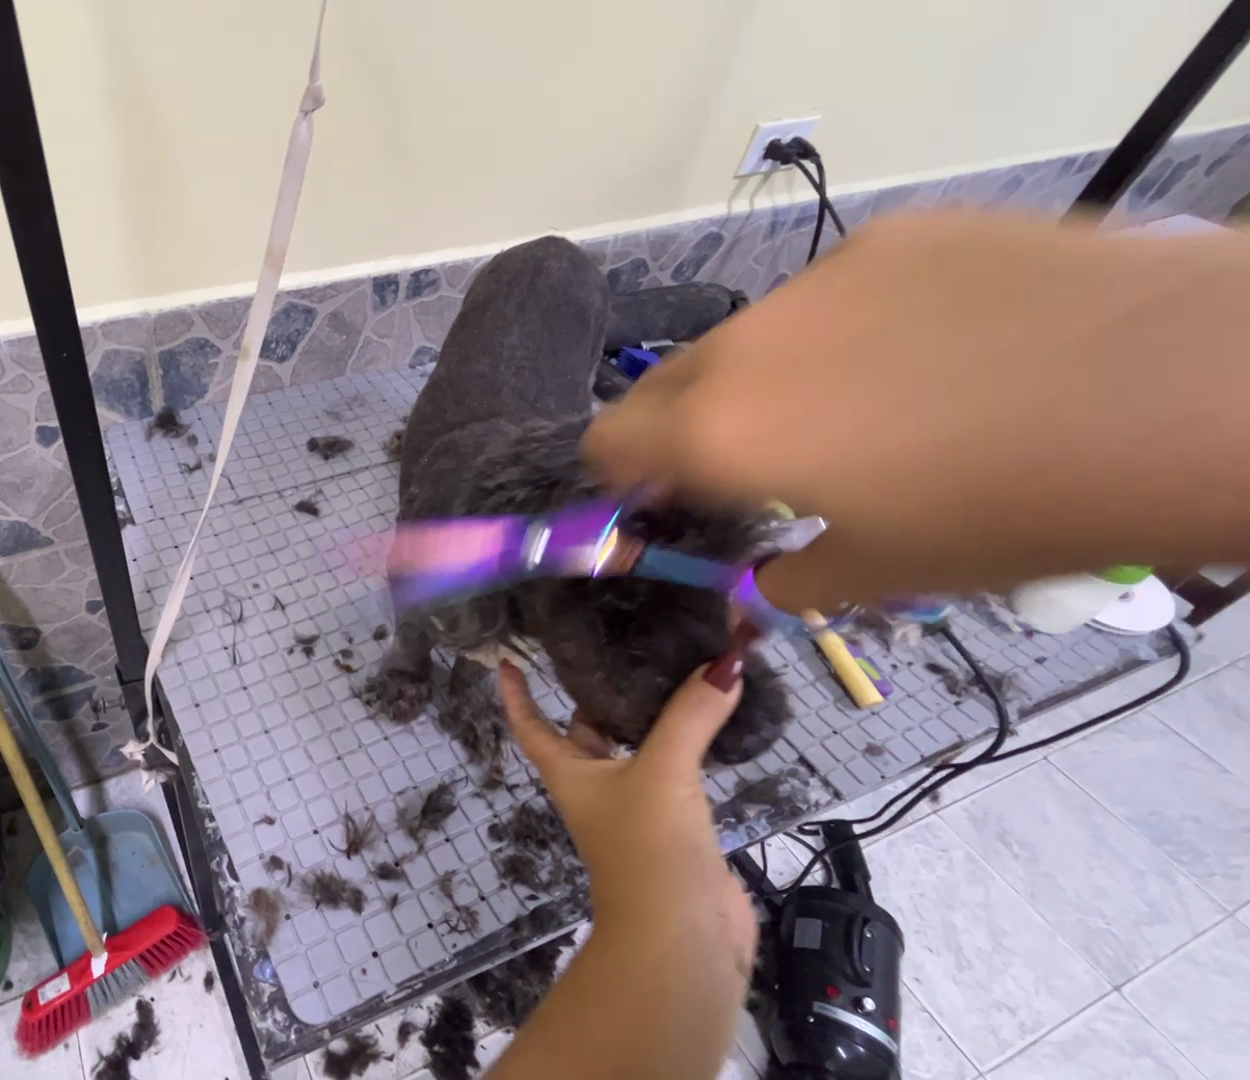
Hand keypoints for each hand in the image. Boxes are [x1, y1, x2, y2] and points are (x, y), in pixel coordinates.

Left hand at [497, 661, 754, 1079]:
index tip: (509, 659)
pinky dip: (687, 745)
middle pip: (585, 730)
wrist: (682, 938)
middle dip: (597, 695)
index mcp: (568, 771)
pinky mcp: (671, 825)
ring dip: (649, 718)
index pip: (529, 724)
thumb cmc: (647, 847)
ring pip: (633, 749)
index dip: (517, 694)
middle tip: (623, 648)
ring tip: (675, 671)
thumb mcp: (662, 771)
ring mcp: (631, 807)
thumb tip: (723, 662)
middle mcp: (593, 785)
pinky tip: (712, 721)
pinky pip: (673, 772)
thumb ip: (689, 716)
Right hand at [582, 211, 1249, 611]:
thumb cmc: (1013, 508)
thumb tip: (758, 583)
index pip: (606, 442)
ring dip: (761, 381)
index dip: (621, 477)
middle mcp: (741, 347)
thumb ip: (786, 579)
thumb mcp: (884, 572)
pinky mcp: (891, 238)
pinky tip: (927, 352)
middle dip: (682, 429)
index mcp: (719, 433)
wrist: (1196, 388)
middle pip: (661, 386)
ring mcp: (817, 281)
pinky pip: (825, 297)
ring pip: (744, 340)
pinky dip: (839, 332)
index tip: (663, 497)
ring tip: (856, 405)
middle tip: (753, 462)